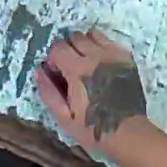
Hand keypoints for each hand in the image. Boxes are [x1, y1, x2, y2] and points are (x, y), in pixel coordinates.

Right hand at [35, 29, 150, 158]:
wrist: (127, 132)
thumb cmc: (91, 127)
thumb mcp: (63, 116)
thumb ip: (48, 91)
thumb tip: (39, 69)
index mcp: (78, 70)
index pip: (58, 46)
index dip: (54, 58)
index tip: (58, 73)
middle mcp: (96, 55)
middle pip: (75, 36)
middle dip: (68, 49)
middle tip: (71, 68)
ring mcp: (113, 54)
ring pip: (93, 34)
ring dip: (86, 44)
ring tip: (87, 63)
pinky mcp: (126, 56)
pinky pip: (110, 41)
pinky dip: (102, 47)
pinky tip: (102, 64)